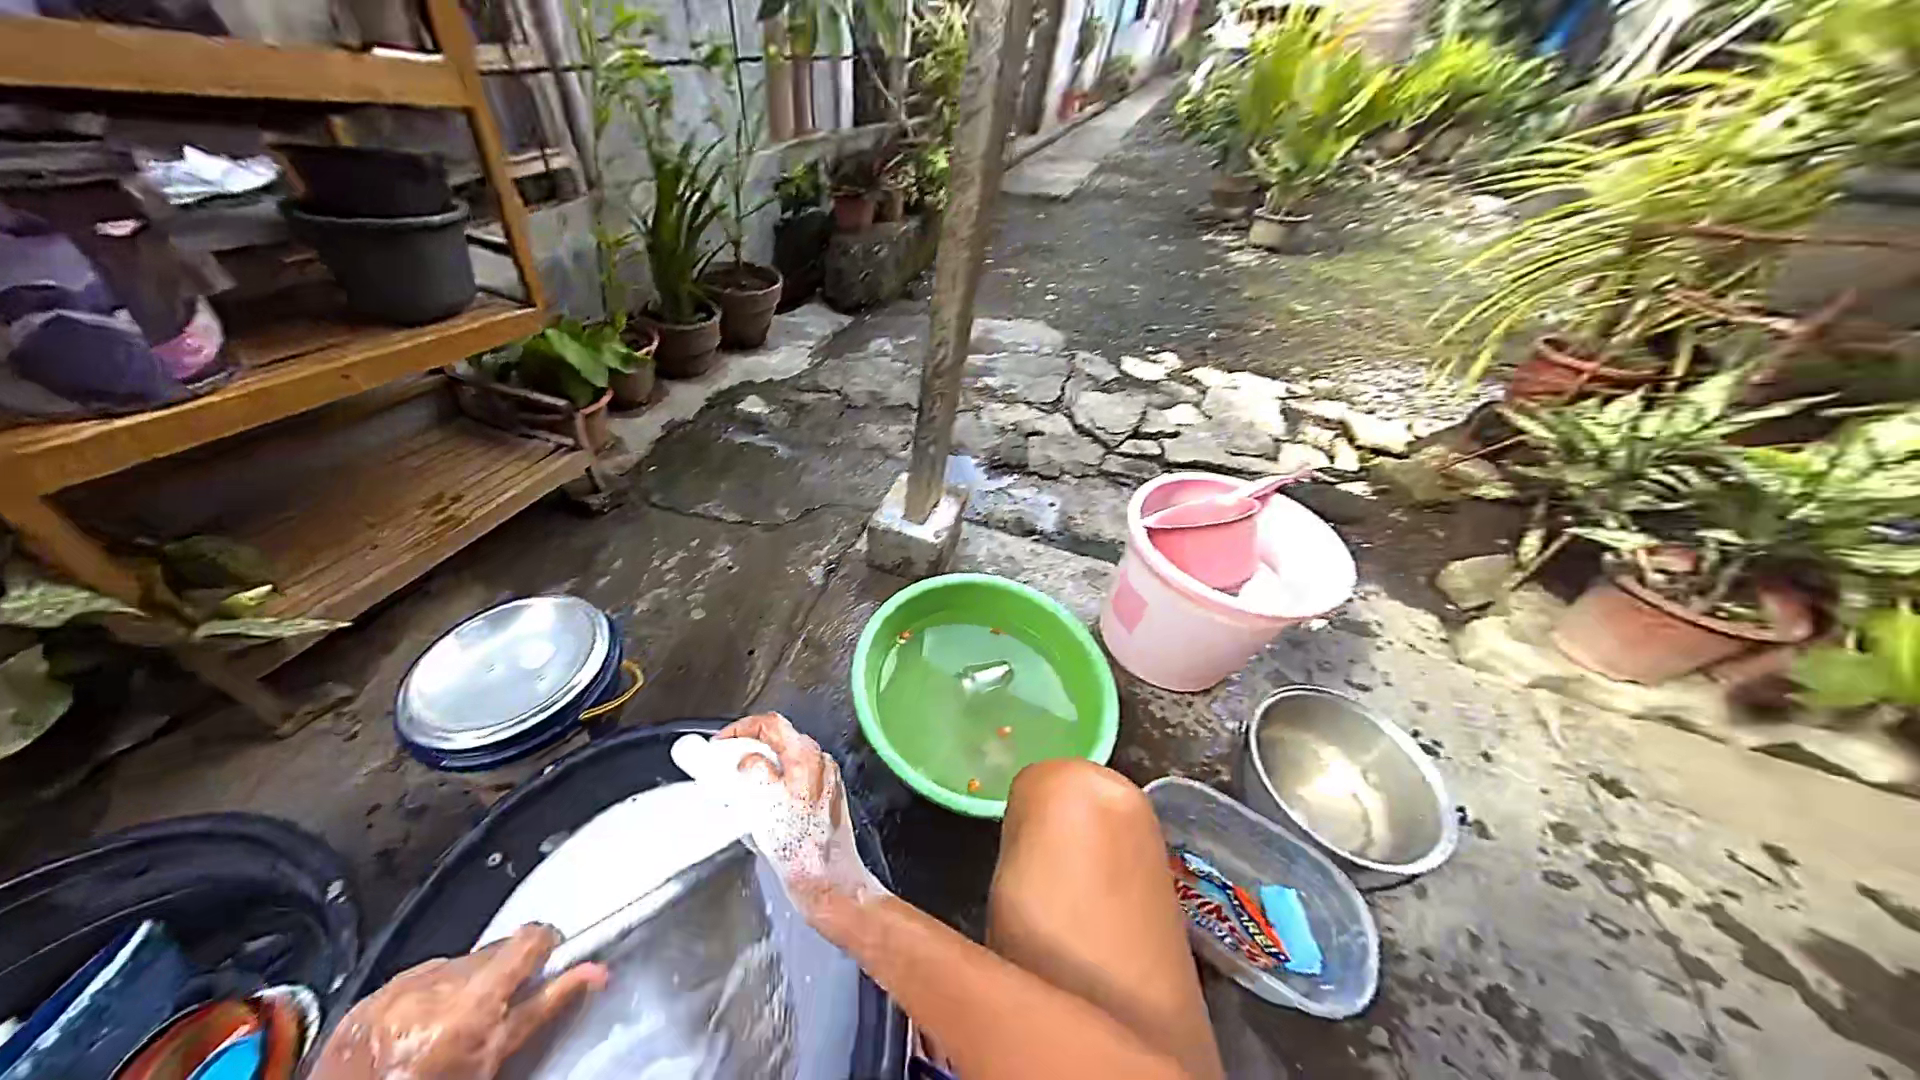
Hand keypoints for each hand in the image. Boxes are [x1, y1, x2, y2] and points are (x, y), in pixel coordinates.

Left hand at [312, 924, 605, 1079]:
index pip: (530, 938)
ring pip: (460, 961)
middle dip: (505, 971)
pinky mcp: (372, 995)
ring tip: (456, 1022)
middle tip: (501, 1007)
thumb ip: (546, 1007)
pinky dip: (430, 992)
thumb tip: (597, 971)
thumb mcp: (494, 1061)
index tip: (548, 964)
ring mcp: (398, 986)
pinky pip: (419, 976)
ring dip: (468, 981)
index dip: (545, 947)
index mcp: (473, 1000)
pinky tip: (422, 1026)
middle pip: (495, 949)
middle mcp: (436, 982)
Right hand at [714, 712, 887, 930]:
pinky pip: (796, 779)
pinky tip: (762, 807)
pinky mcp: (826, 798)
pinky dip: (776, 783)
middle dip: (749, 747)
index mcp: (806, 760)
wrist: (830, 885)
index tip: (721, 744)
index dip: (741, 729)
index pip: (772, 724)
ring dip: (762, 766)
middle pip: (780, 738)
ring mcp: (826, 780)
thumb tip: (747, 760)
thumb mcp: (766, 810)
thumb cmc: (802, 855)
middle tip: (725, 764)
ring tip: (740, 788)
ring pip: (788, 759)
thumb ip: (754, 775)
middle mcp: (821, 764)